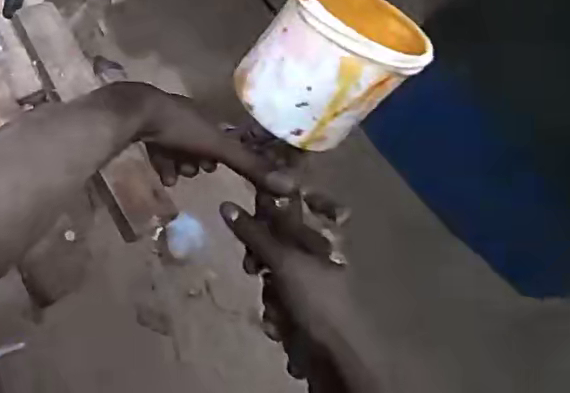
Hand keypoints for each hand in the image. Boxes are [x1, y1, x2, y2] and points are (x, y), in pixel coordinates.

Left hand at [123, 85, 296, 194]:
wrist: (134, 112)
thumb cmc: (179, 126)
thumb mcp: (217, 146)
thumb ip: (250, 165)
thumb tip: (291, 185)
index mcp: (206, 114)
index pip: (226, 136)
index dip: (228, 154)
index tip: (224, 166)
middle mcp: (186, 114)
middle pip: (202, 145)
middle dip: (200, 162)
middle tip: (197, 168)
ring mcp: (163, 119)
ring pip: (180, 149)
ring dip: (181, 165)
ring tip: (177, 172)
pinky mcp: (144, 127)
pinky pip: (159, 150)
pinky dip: (163, 164)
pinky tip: (163, 175)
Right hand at [222, 195, 381, 392]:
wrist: (344, 366)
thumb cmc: (319, 304)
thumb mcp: (283, 262)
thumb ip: (254, 233)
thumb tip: (225, 204)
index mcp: (323, 243)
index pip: (289, 213)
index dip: (264, 213)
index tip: (243, 219)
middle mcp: (320, 263)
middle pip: (277, 246)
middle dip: (260, 261)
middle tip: (251, 268)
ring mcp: (315, 292)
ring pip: (275, 277)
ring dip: (268, 294)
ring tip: (273, 311)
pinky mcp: (308, 317)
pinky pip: (281, 303)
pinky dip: (276, 314)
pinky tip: (278, 326)